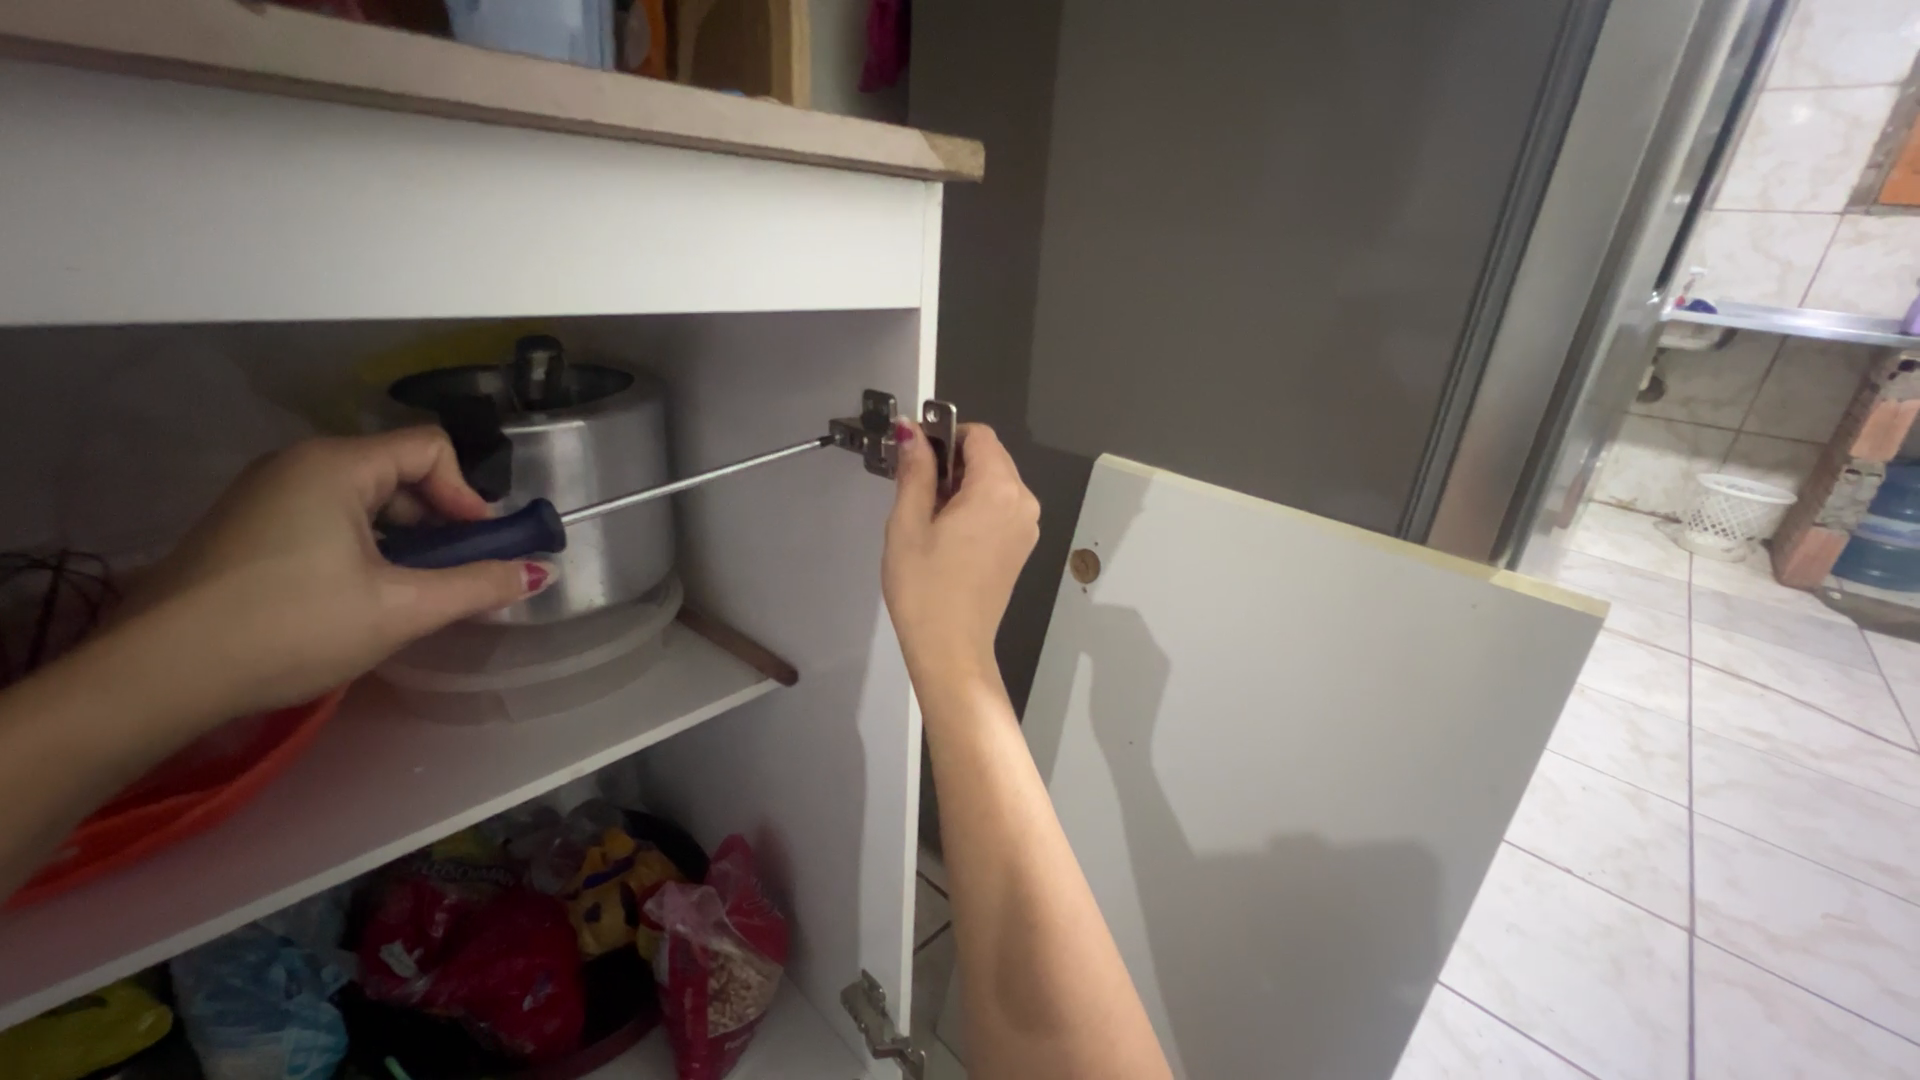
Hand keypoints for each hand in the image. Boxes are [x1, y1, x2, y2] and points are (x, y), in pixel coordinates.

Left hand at [107, 428, 554, 733]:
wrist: (154, 678)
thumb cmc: (289, 627)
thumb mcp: (402, 609)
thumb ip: (479, 585)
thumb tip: (539, 573)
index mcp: (334, 466)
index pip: (430, 449)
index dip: (466, 495)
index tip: (475, 547)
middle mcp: (298, 465)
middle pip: (400, 472)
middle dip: (440, 520)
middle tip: (453, 574)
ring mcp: (266, 495)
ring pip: (367, 500)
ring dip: (406, 539)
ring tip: (411, 591)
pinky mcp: (249, 528)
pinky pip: (331, 519)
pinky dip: (366, 547)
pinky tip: (363, 595)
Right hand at [882, 422, 1038, 686]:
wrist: (951, 649)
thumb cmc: (924, 588)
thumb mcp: (908, 523)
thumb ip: (915, 470)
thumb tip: (911, 430)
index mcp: (998, 490)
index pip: (978, 435)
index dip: (945, 434)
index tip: (915, 453)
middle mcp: (1023, 502)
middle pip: (990, 456)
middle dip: (953, 460)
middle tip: (915, 486)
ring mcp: (1027, 526)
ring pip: (996, 481)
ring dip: (964, 483)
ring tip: (928, 514)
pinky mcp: (1022, 546)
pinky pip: (1001, 506)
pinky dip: (976, 505)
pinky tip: (948, 531)